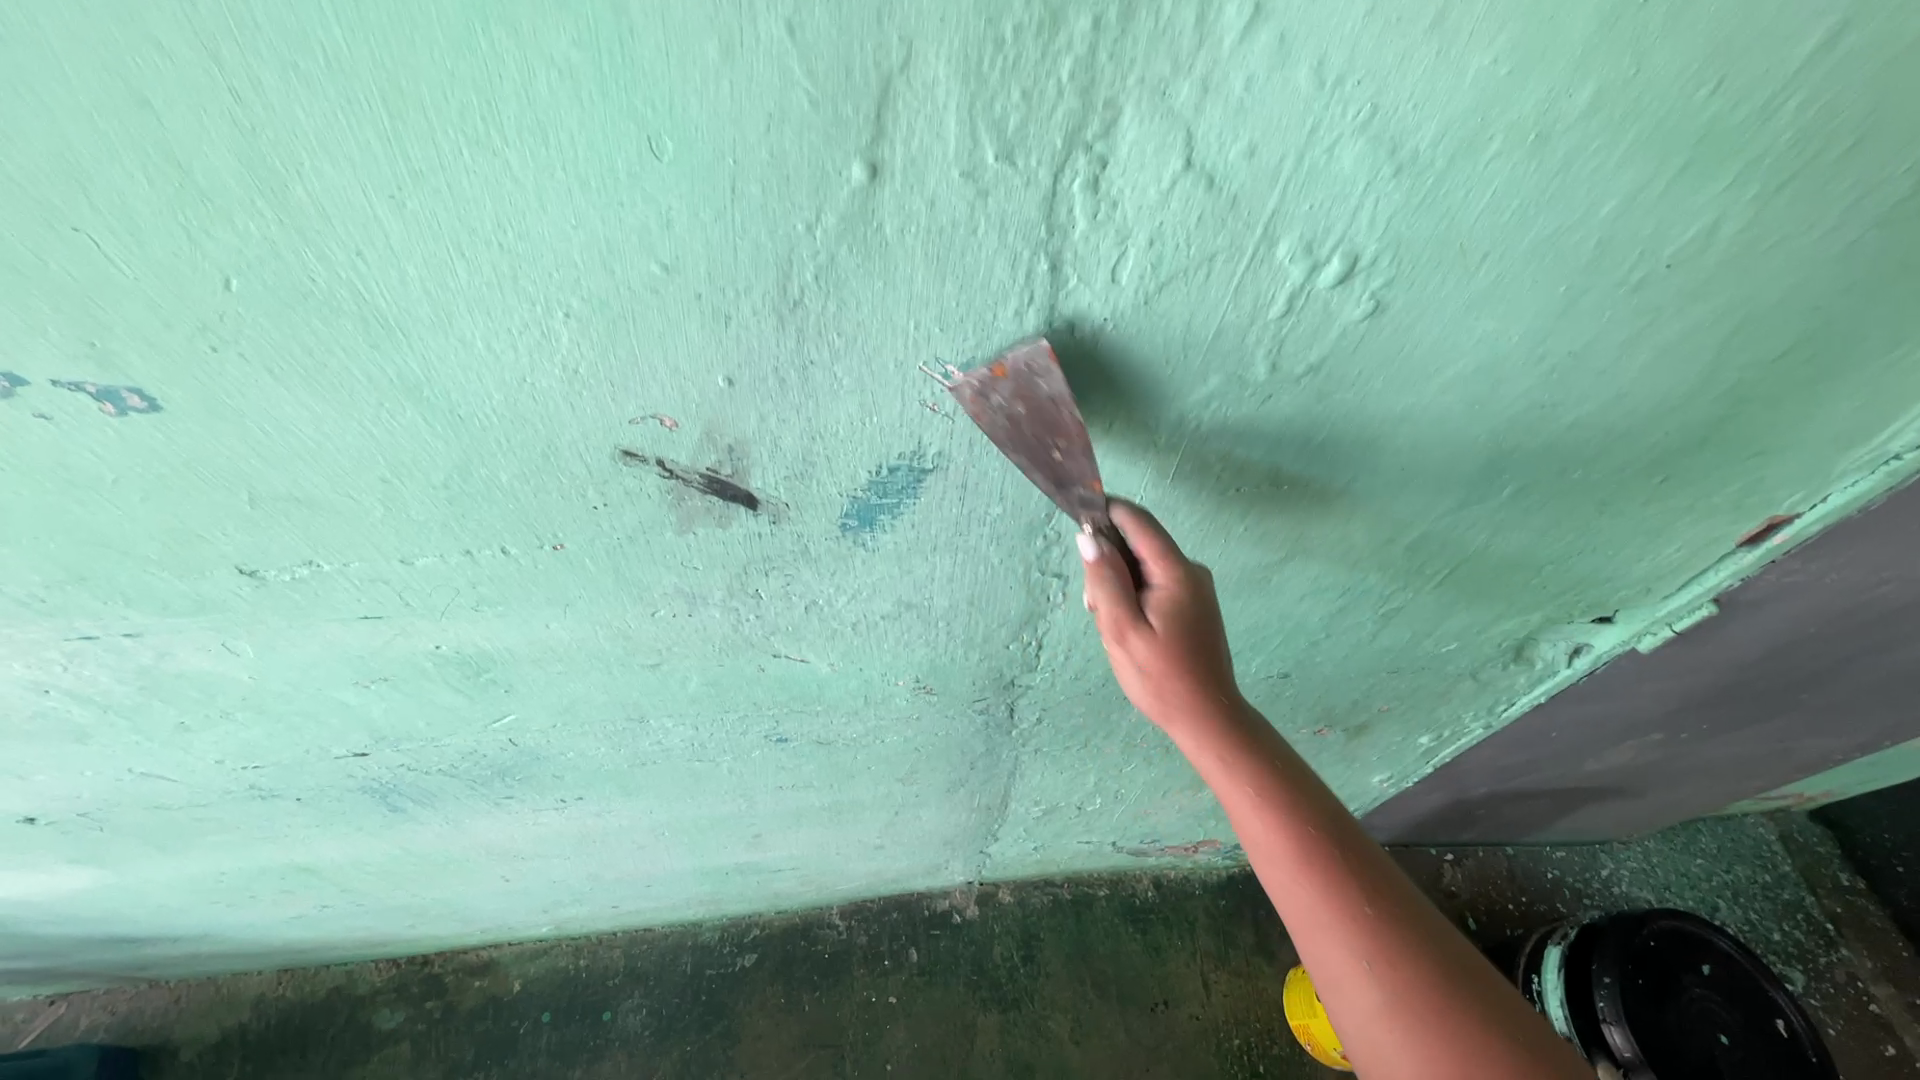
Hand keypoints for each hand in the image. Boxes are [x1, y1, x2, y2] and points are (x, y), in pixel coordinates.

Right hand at [1079, 499, 1244, 731]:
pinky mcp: (1191, 604)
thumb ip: (1105, 580)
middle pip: (1137, 545)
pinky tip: (1130, 633)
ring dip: (1118, 588)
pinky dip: (1132, 600)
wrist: (1205, 718)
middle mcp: (1189, 571)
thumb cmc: (1160, 678)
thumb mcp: (1122, 630)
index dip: (1104, 512)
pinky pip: (1152, 586)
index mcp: (1176, 571)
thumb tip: (1088, 538)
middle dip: (1108, 565)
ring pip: (1141, 568)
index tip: (1075, 521)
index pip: (1137, 520)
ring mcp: (1193, 588)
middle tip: (1096, 609)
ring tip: (1115, 630)